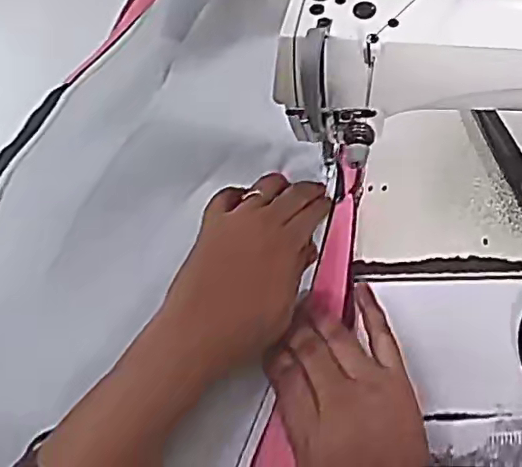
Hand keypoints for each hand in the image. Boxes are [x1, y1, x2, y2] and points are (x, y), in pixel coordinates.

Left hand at [157, 174, 331, 378]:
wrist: (195, 336)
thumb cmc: (238, 330)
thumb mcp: (285, 309)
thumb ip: (298, 272)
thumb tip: (303, 255)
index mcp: (287, 242)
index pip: (314, 210)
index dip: (323, 205)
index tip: (325, 204)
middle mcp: (264, 223)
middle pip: (295, 192)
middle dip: (308, 190)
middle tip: (313, 193)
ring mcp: (237, 220)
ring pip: (265, 186)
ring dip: (279, 186)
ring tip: (283, 189)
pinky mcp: (212, 224)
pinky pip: (228, 195)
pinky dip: (239, 193)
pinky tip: (242, 198)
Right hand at [265, 284, 427, 466]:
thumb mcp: (311, 462)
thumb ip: (298, 424)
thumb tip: (287, 395)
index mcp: (312, 431)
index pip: (285, 377)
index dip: (275, 355)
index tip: (271, 341)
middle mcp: (339, 401)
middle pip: (310, 351)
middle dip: (295, 328)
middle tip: (288, 312)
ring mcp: (371, 385)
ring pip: (340, 338)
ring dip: (323, 316)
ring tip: (314, 301)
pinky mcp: (398, 379)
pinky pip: (382, 335)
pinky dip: (371, 310)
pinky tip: (363, 292)